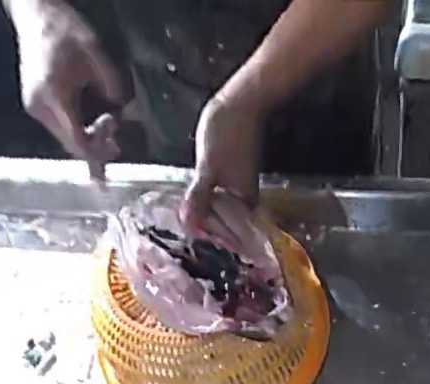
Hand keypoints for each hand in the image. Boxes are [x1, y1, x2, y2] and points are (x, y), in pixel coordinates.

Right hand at [11, 0, 126, 180]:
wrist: (34, 13)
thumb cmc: (61, 29)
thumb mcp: (94, 52)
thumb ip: (110, 82)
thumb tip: (123, 107)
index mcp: (54, 95)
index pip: (77, 140)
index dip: (98, 149)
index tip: (114, 143)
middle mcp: (40, 106)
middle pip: (71, 145)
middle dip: (95, 148)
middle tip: (115, 142)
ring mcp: (34, 108)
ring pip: (65, 140)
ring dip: (86, 141)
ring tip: (105, 130)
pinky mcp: (34, 106)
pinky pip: (59, 130)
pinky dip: (76, 132)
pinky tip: (89, 126)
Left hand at [183, 95, 264, 236]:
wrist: (243, 101)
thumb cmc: (227, 134)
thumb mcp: (208, 169)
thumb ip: (199, 197)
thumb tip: (188, 223)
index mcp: (243, 204)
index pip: (225, 234)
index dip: (207, 236)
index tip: (190, 237)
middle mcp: (246, 202)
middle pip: (224, 226)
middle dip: (205, 229)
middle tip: (183, 231)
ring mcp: (240, 190)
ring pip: (221, 213)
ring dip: (205, 217)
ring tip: (186, 220)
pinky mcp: (234, 180)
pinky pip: (220, 199)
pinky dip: (208, 203)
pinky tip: (195, 203)